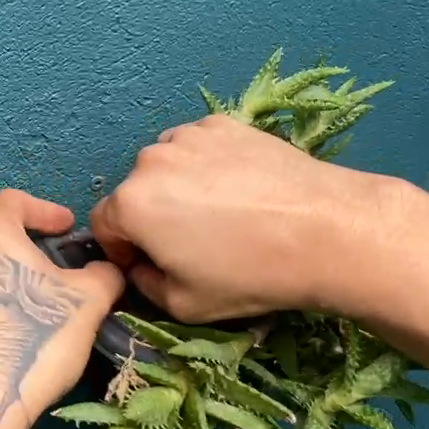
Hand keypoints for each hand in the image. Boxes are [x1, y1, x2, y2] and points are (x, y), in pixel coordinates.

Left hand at [0, 190, 122, 428]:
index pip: (15, 200)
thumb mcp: (88, 301)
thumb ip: (103, 274)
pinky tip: (16, 325)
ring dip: (10, 272)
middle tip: (57, 263)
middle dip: (28, 242)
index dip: (45, 209)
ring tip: (39, 297)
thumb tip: (106, 271)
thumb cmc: (35, 336)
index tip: (67, 227)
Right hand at [89, 114, 422, 323]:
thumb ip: (143, 284)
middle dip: (152, 217)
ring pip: (166, 166)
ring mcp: (187, 135)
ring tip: (221, 213)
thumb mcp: (183, 306)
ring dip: (178, 187)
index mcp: (131, 203)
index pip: (102, 224)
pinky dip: (207, 165)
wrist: (326, 230)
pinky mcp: (222, 123)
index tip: (150, 264)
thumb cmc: (249, 273)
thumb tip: (140, 265)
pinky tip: (241, 188)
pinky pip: (198, 147)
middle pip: (135, 192)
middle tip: (193, 242)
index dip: (121, 249)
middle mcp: (149, 159)